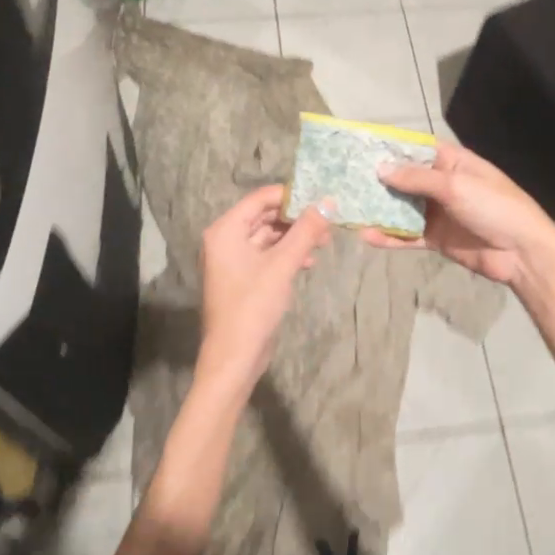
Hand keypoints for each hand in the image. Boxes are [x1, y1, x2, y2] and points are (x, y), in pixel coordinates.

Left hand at [196, 185, 333, 394]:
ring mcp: (233, 260)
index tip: (321, 198)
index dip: (291, 195)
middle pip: (265, 215)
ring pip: (269, 236)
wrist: (234, 358)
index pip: (260, 198)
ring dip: (295, 237)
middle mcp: (226, 239)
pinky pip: (268, 255)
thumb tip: (328, 201)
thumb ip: (306, 231)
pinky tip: (310, 261)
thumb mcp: (282, 265)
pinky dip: (288, 254)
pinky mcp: (244, 278)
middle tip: (328, 220)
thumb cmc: (253, 306)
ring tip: (325, 241)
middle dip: (296, 217)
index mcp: (226, 230)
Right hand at [360, 145, 554, 283]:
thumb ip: (417, 178)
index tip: (359, 148)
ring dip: (379, 208)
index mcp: (451, 162)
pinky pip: (407, 235)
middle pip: (404, 179)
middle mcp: (442, 184)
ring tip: (347, 208)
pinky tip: (367, 236)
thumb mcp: (455, 185)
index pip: (415, 149)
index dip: (389, 148)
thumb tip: (380, 168)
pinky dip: (389, 236)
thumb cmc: (494, 207)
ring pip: (402, 208)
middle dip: (377, 180)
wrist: (522, 253)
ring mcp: (438, 212)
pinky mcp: (436, 238)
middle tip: (343, 179)